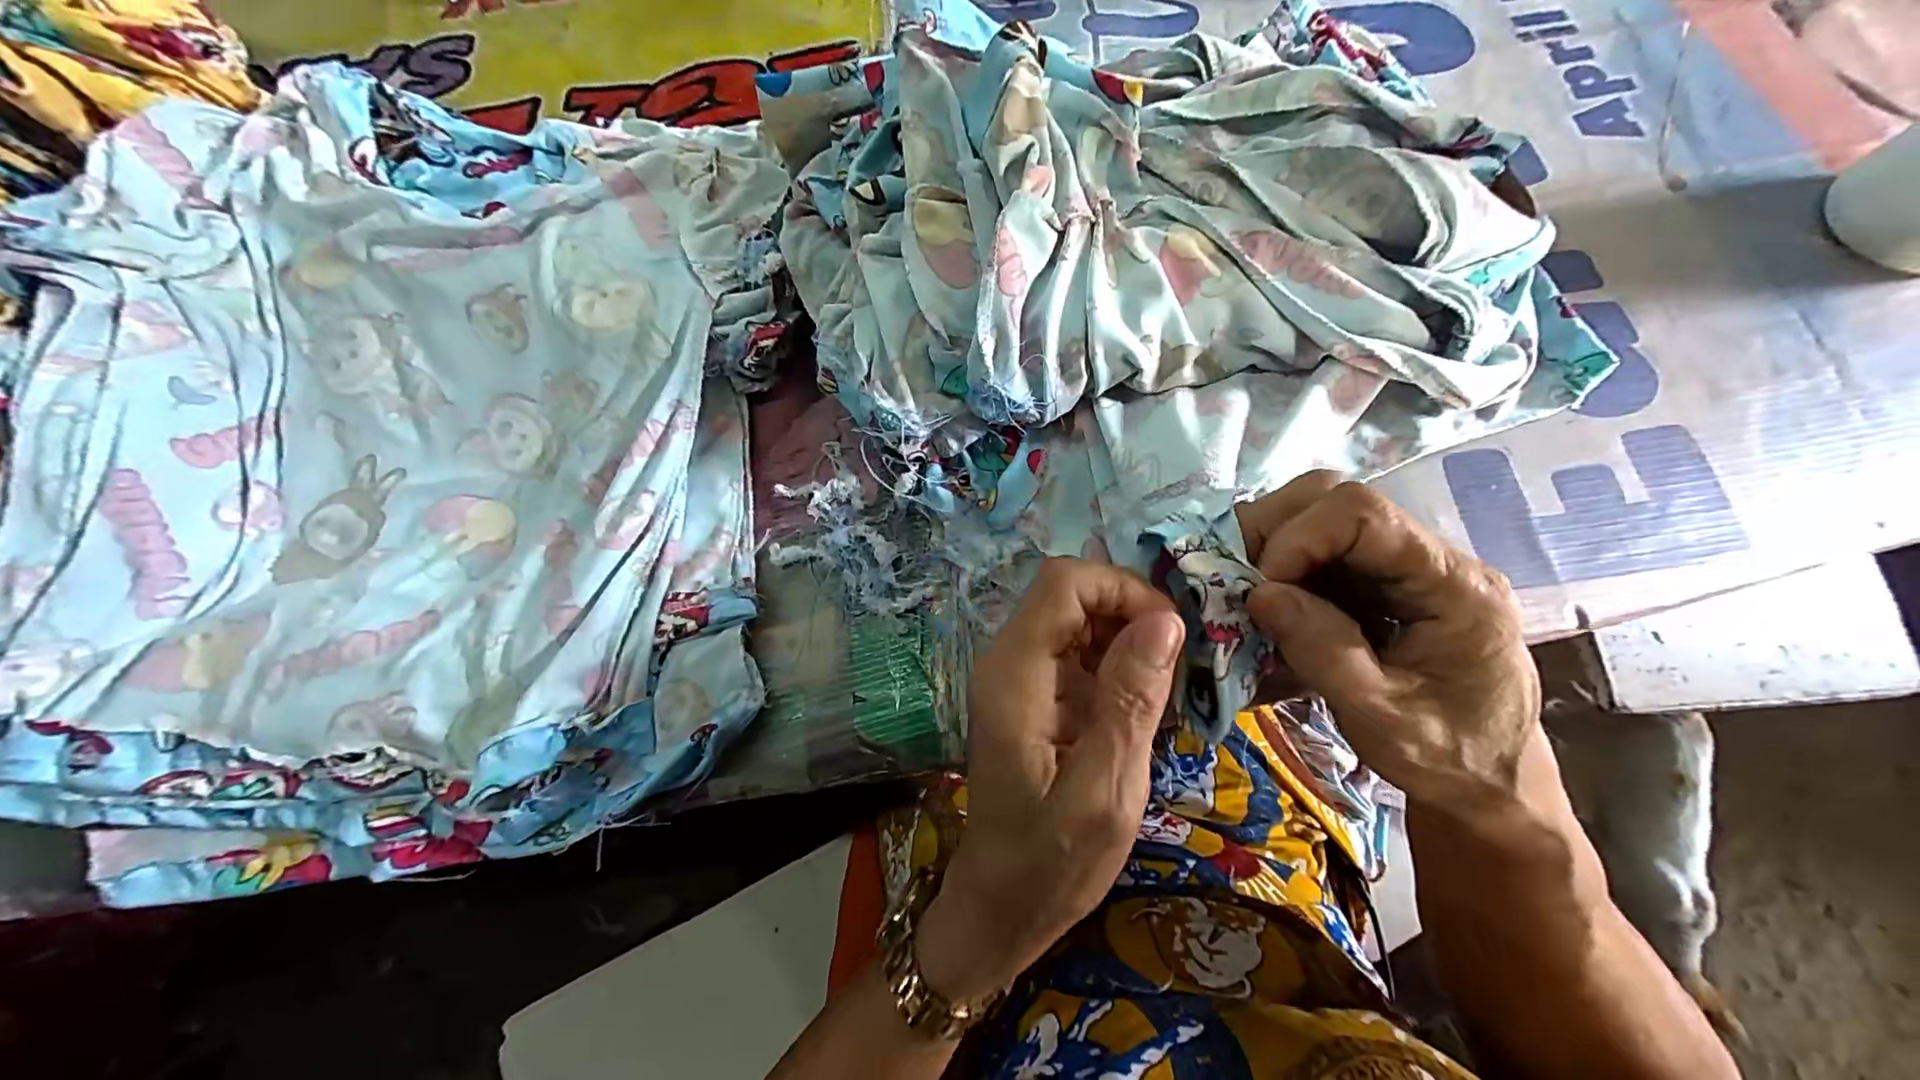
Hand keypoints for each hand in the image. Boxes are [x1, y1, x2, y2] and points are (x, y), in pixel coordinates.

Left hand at [917, 558, 1184, 1003]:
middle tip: (1182, 658)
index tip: (1172, 633)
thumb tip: (1166, 619)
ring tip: (1173, 682)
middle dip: (1131, 610)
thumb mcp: (1106, 789)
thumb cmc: (1051, 862)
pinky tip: (1146, 703)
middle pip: (1070, 594)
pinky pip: (1076, 653)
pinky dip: (1116, 662)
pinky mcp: (1032, 696)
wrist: (1000, 904)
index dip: (1122, 589)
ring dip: (1128, 636)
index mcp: (1015, 674)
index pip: (1064, 583)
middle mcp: (1008, 661)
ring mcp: (1017, 677)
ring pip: (1076, 619)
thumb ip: (1131, 700)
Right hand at [1236, 472, 1543, 823]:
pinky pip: (1314, 550)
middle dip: (1271, 532)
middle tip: (1238, 583)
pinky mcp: (1377, 581)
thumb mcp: (1385, 721)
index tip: (1262, 591)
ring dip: (1267, 549)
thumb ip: (1327, 655)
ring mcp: (1400, 565)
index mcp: (1452, 584)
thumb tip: (1261, 594)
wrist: (1492, 781)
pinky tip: (1269, 609)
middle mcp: (1428, 557)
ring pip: (1316, 514)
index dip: (1298, 539)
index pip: (1362, 514)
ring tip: (1248, 598)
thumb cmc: (1449, 757)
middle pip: (1334, 497)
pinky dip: (1277, 570)